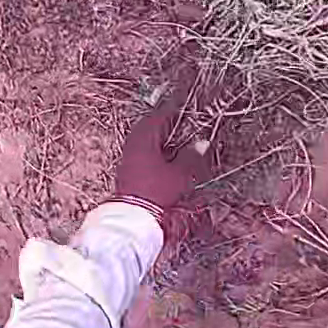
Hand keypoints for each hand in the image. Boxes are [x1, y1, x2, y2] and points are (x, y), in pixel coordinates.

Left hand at [113, 91, 208, 215]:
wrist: (134, 217)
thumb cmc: (156, 191)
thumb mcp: (179, 173)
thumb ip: (191, 155)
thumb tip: (201, 143)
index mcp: (144, 139)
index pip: (159, 117)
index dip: (173, 113)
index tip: (184, 110)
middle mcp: (133, 145)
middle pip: (149, 127)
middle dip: (165, 125)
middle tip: (180, 124)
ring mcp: (128, 159)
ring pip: (144, 141)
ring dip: (159, 139)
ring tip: (175, 141)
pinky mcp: (127, 172)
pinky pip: (141, 153)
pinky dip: (153, 151)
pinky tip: (164, 159)